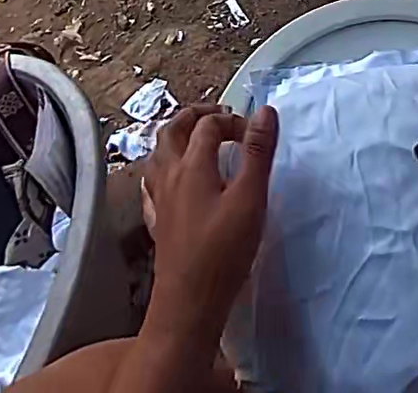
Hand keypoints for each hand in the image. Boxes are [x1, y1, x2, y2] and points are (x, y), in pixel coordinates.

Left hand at [138, 104, 279, 345]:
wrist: (189, 306)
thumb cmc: (223, 251)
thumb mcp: (251, 197)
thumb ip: (258, 152)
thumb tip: (265, 113)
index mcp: (192, 166)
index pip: (208, 125)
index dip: (232, 120)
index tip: (253, 133)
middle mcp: (170, 177)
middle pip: (173, 130)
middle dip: (196, 115)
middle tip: (220, 113)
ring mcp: (160, 200)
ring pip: (158, 154)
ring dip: (177, 136)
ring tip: (198, 137)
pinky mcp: (157, 222)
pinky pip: (152, 182)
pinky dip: (165, 167)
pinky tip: (174, 178)